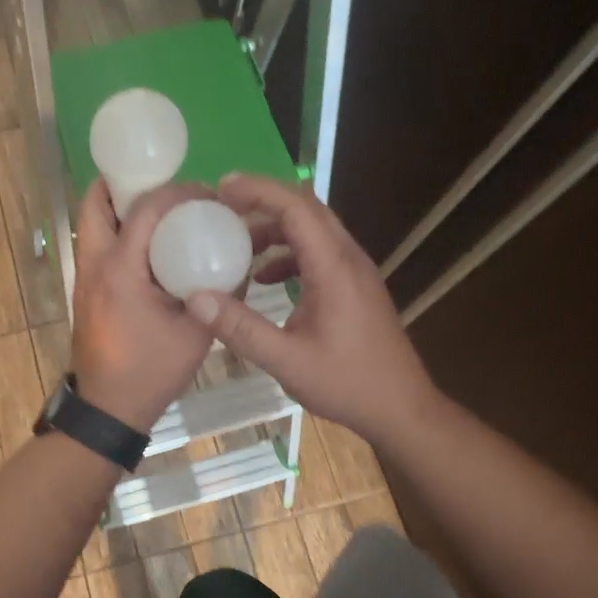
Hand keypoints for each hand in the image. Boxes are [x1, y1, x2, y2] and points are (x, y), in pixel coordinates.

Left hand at [69, 180, 216, 430]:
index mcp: (120, 270)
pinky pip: (95, 245)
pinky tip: (149, 246)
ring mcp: (83, 277)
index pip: (145, 209)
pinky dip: (116, 232)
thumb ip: (221, 294)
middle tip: (164, 187)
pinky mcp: (84, 291)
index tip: (204, 194)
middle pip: (96, 202)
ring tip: (158, 211)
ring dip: (118, 207)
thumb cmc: (151, 371)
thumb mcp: (197, 333)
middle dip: (126, 183)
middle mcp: (93, 264)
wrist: (107, 409)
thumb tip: (242, 261)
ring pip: (91, 223)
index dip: (176, 192)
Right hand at [184, 173, 437, 443]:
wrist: (401, 408)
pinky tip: (265, 279)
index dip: (258, 191)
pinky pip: (319, 252)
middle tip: (221, 207)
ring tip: (236, 244)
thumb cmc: (347, 384)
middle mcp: (348, 258)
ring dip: (275, 228)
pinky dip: (288, 253)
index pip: (296, 207)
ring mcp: (355, 271)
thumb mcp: (286, 361)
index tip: (220, 190)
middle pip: (306, 209)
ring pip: (313, 229)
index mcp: (333, 267)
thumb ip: (240, 328)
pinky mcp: (355, 286)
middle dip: (262, 201)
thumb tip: (195, 298)